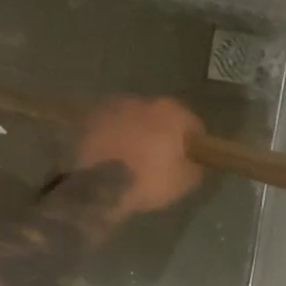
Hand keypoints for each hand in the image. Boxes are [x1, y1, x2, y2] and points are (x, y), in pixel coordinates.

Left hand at [72, 97, 203, 215]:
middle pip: (161, 119)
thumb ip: (196, 166)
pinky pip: (109, 128)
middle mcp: (143, 100)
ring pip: (132, 120)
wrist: (98, 185)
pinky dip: (112, 138)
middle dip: (161, 136)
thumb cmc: (147, 179)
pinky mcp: (90, 119)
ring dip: (134, 134)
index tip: (189, 161)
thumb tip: (194, 162)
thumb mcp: (184, 181)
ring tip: (129, 159)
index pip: (193, 125)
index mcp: (171, 111)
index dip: (194, 145)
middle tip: (157, 161)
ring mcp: (113, 107)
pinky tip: (109, 156)